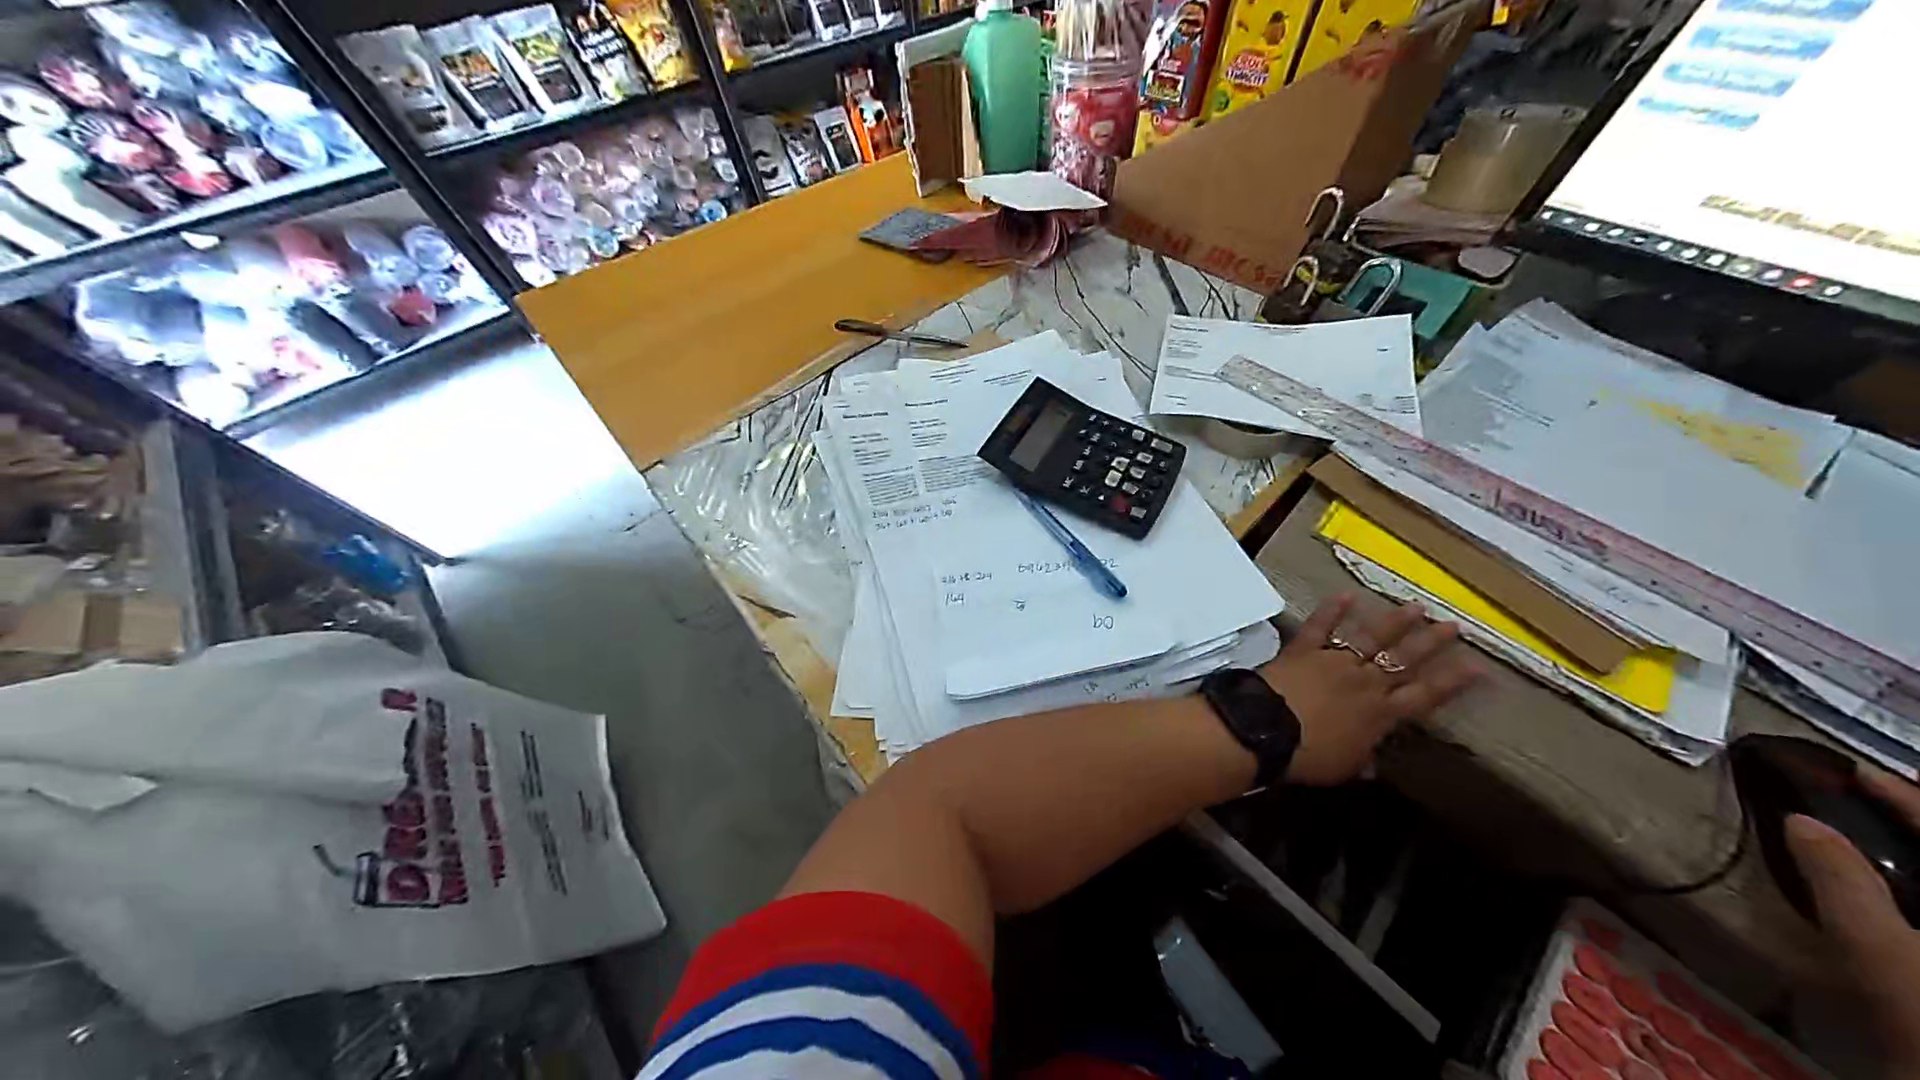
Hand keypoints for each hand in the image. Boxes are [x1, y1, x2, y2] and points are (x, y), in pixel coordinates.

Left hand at [1259, 594, 1480, 785]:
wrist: (1267, 729)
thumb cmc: (1309, 757)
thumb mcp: (1344, 767)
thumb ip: (1362, 759)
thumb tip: (1374, 766)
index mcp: (1380, 714)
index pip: (1426, 696)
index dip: (1453, 682)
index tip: (1478, 666)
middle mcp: (1364, 682)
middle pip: (1404, 659)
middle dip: (1430, 642)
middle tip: (1452, 624)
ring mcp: (1334, 662)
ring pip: (1370, 638)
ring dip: (1393, 621)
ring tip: (1415, 606)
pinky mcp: (1303, 650)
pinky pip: (1320, 627)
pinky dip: (1332, 610)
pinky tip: (1346, 595)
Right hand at [1786, 769, 1919, 1073]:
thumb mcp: (1888, 960)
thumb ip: (1844, 887)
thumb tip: (1801, 822)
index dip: (1904, 795)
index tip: (1848, 770)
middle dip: (1905, 821)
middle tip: (1851, 798)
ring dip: (1909, 852)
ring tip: (1866, 833)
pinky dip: (1910, 886)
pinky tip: (1887, 887)